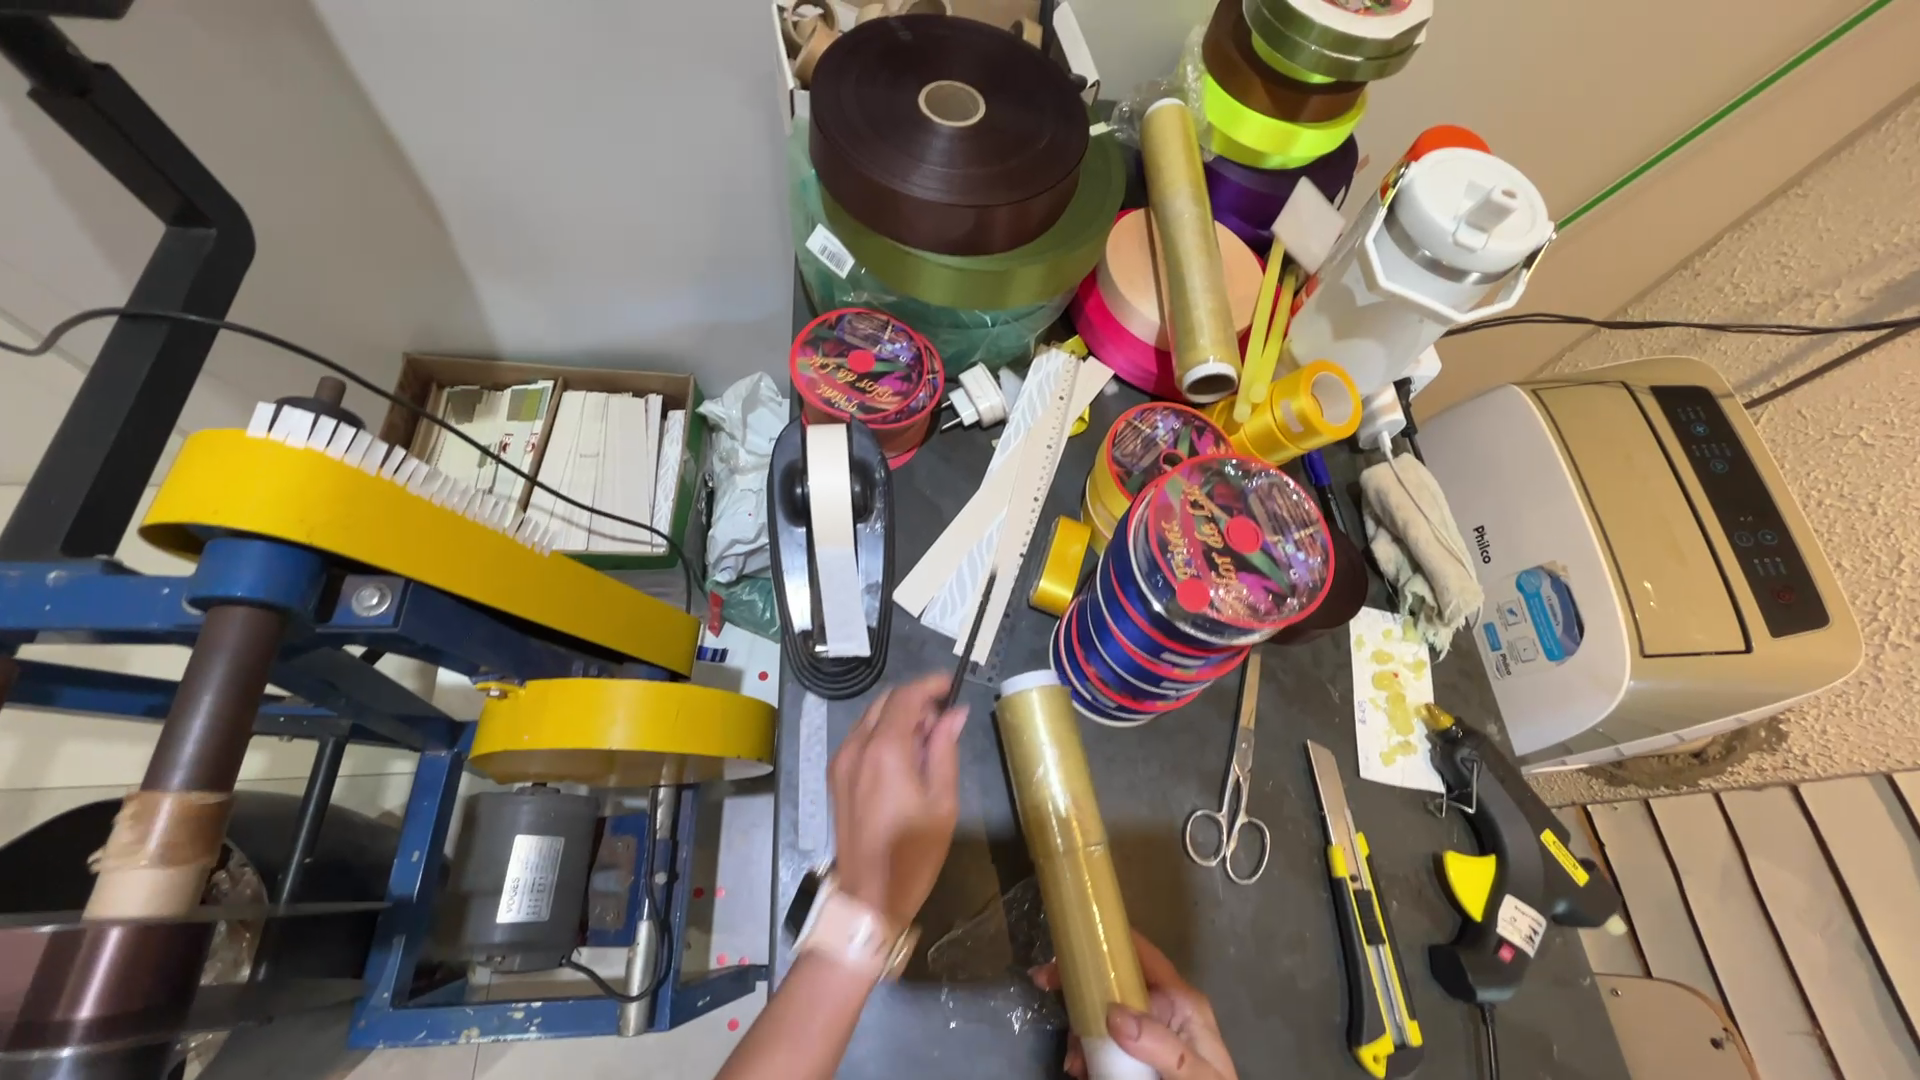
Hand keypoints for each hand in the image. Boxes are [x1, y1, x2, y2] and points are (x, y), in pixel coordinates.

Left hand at [830, 673, 968, 931]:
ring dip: (898, 716)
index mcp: (885, 751)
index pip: (906, 697)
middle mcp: (856, 747)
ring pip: (870, 717)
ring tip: (926, 740)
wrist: (868, 897)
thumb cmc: (913, 853)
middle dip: (915, 701)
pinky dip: (882, 733)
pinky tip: (903, 757)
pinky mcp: (836, 776)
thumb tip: (954, 714)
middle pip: (885, 702)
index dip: (930, 685)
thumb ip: (945, 749)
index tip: (952, 686)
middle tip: (943, 720)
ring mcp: (841, 761)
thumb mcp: (943, 801)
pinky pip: (860, 737)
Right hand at [1031, 932, 1237, 1079]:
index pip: (1141, 953)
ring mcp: (1147, 1036)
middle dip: (1079, 986)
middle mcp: (1161, 1010)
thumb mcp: (1196, 1074)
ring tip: (1074, 1061)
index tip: (1068, 943)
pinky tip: (1081, 1070)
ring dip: (1080, 1030)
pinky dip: (1086, 1053)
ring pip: (1102, 1015)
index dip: (1106, 940)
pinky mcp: (1135, 1059)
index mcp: (1180, 1000)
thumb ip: (1162, 1045)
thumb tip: (1112, 1013)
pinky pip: (1103, 1045)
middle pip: (1113, 982)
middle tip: (1044, 985)